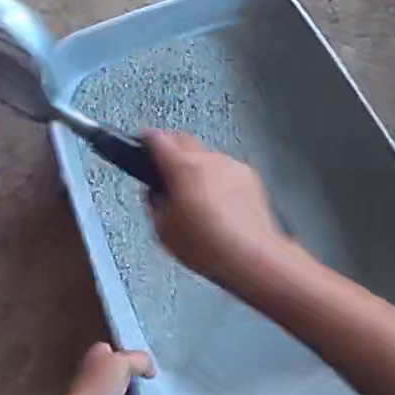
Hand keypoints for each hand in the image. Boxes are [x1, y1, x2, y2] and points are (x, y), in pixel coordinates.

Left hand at [53, 342, 154, 394]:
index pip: (117, 348)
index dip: (132, 353)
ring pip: (120, 389)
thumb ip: (141, 360)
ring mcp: (94, 392)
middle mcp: (93, 369)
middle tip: (152, 381)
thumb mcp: (124, 364)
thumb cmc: (100, 389)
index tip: (148, 364)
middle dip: (135, 375)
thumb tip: (151, 369)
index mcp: (97, 352)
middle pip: (119, 369)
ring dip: (133, 394)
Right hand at [144, 131, 301, 282]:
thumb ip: (153, 202)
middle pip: (183, 140)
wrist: (252, 256)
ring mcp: (231, 164)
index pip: (157, 138)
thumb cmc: (205, 246)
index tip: (143, 143)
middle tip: (167, 172)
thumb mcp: (163, 230)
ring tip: (197, 197)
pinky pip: (226, 169)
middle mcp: (207, 159)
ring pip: (207, 156)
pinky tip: (220, 205)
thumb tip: (154, 191)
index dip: (147, 140)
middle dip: (173, 150)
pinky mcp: (250, 176)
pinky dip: (219, 179)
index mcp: (181, 167)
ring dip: (198, 168)